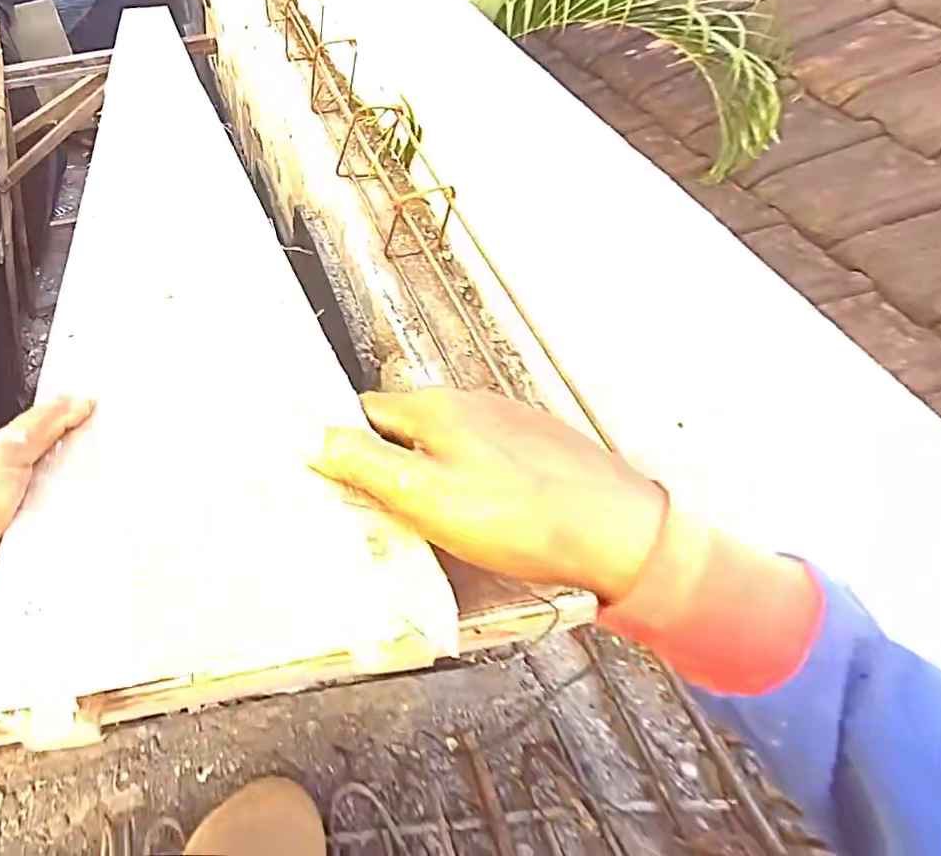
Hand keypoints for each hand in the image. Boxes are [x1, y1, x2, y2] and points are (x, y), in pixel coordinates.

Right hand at [310, 388, 665, 602]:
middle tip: (386, 506)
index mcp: (431, 408)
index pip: (360, 413)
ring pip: (438, 440)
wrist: (626, 538)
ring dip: (424, 467)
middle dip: (383, 460)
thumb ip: (363, 462)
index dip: (344, 445)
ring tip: (433, 514)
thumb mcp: (424, 495)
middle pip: (398, 426)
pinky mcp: (529, 443)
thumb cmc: (526, 518)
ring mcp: (501, 420)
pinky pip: (475, 452)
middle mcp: (464, 402)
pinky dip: (464, 474)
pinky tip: (480, 510)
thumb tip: (314, 438)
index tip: (340, 477)